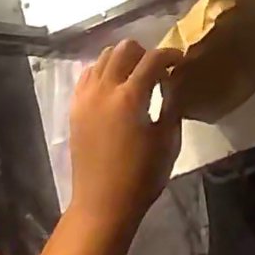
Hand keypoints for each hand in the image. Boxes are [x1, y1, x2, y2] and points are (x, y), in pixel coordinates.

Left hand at [68, 41, 183, 228]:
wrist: (102, 206)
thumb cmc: (141, 176)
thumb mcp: (168, 140)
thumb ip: (172, 103)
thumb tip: (173, 81)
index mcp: (130, 97)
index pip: (153, 58)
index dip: (170, 54)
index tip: (180, 61)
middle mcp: (105, 90)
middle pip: (124, 48)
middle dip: (144, 53)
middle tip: (156, 70)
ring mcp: (86, 98)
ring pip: (104, 56)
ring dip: (123, 60)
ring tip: (134, 77)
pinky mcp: (75, 108)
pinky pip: (88, 74)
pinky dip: (102, 72)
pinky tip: (113, 87)